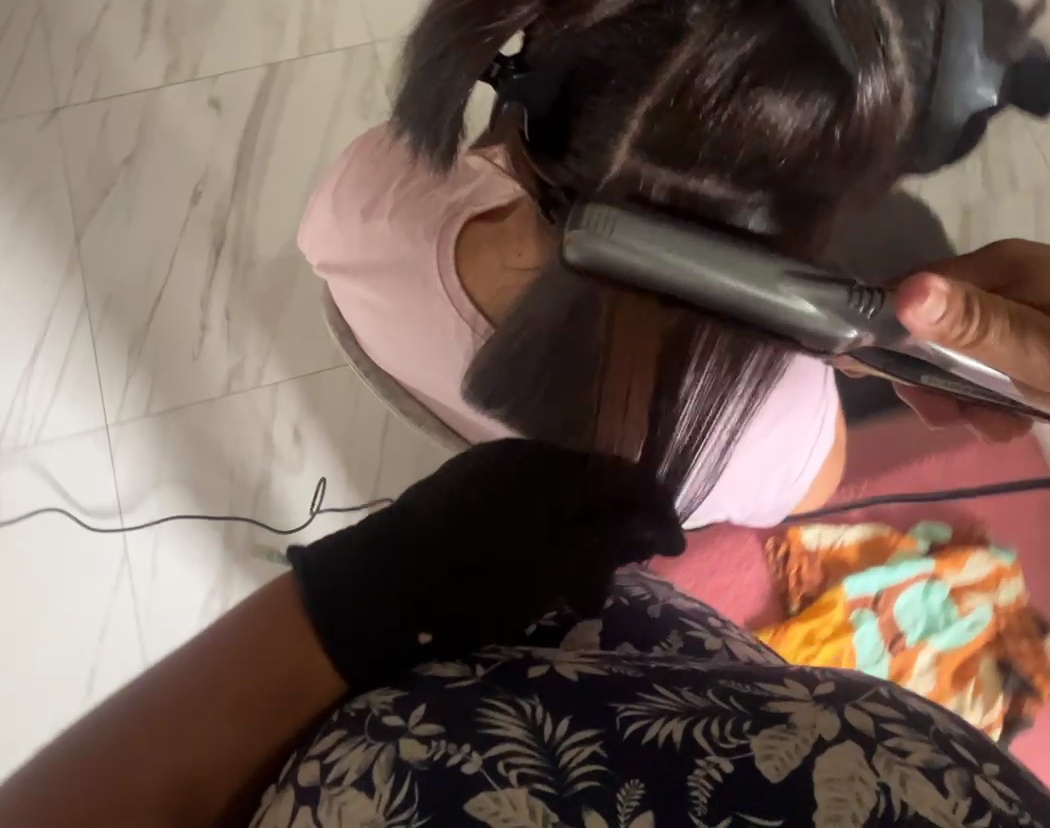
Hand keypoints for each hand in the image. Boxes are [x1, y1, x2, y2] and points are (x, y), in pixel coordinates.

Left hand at [288, 439, 685, 690]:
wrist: (377, 586)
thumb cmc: (476, 581)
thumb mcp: (556, 569)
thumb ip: (612, 539)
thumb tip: (659, 522)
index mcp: (551, 465)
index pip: (625, 474)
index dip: (657, 512)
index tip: (673, 554)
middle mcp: (521, 453)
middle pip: (589, 487)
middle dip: (609, 537)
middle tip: (607, 589)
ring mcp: (488, 466)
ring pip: (554, 501)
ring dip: (573, 545)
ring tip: (571, 597)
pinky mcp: (463, 486)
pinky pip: (521, 506)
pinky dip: (540, 539)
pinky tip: (533, 576)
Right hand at [890, 240, 1049, 455]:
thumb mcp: (1047, 356)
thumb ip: (970, 327)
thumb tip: (903, 289)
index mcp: (1001, 267)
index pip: (907, 295)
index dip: (888, 342)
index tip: (904, 393)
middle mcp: (1015, 274)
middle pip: (937, 327)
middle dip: (937, 380)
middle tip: (962, 425)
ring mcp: (1044, 300)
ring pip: (971, 349)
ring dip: (973, 394)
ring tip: (1006, 429)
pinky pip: (1009, 357)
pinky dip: (1007, 391)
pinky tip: (1029, 417)